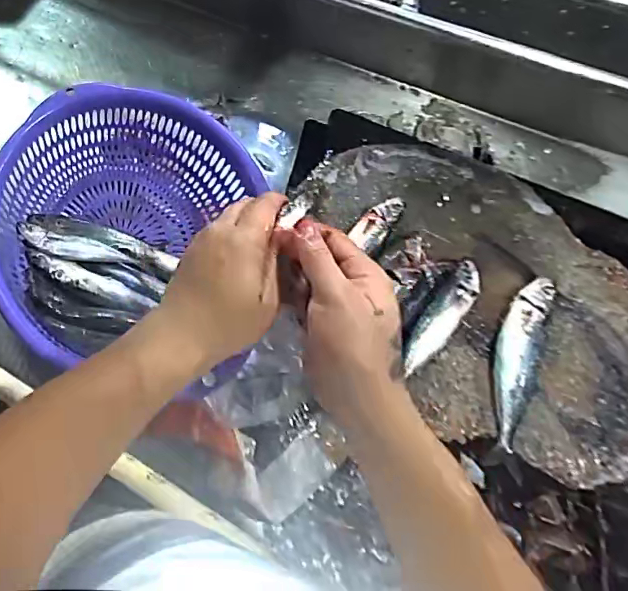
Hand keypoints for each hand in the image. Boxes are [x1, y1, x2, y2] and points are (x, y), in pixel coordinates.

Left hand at [152, 193, 284, 369]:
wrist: (180, 334)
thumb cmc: (230, 323)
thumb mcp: (268, 300)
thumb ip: (276, 262)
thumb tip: (282, 236)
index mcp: (243, 239)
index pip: (264, 203)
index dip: (280, 203)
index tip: (292, 215)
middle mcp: (221, 229)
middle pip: (245, 203)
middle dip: (264, 209)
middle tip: (277, 231)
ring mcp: (203, 236)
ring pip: (229, 213)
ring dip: (246, 219)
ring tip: (258, 244)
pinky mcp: (192, 246)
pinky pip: (217, 226)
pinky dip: (231, 229)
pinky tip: (237, 253)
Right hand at [281, 219, 404, 428]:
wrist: (356, 402)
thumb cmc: (350, 345)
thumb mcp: (335, 296)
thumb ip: (318, 259)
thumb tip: (302, 225)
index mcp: (365, 274)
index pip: (334, 240)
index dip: (307, 231)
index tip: (276, 227)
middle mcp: (353, 285)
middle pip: (320, 257)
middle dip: (295, 251)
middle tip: (263, 247)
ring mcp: (337, 306)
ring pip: (309, 278)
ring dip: (289, 272)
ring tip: (261, 265)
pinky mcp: (322, 323)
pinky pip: (304, 299)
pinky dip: (289, 292)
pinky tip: (269, 288)